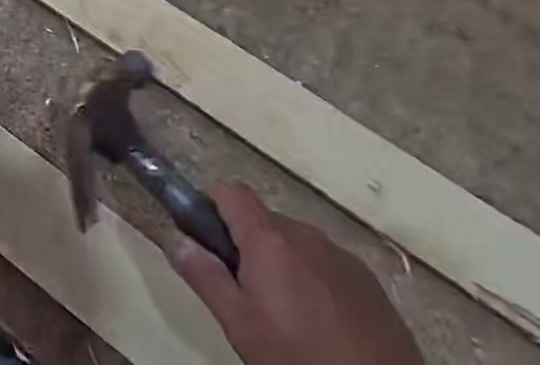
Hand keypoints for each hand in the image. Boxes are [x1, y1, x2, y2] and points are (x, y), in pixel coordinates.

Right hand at [171, 184, 424, 364]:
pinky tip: (319, 323)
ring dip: (281, 265)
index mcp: (268, 238)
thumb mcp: (240, 324)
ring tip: (284, 317)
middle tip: (244, 295)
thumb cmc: (297, 355)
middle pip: (262, 221)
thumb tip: (175, 238)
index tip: (207, 240)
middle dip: (247, 247)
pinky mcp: (363, 274)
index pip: (231, 191)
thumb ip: (206, 277)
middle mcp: (303, 231)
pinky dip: (313, 280)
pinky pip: (324, 262)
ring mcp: (337, 251)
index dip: (213, 208)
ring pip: (293, 243)